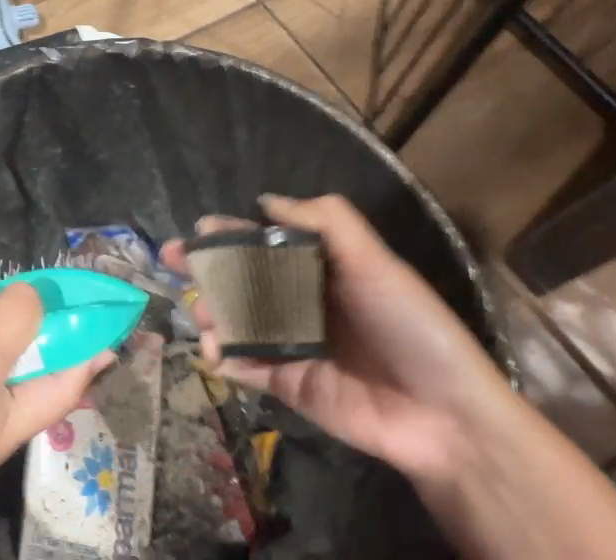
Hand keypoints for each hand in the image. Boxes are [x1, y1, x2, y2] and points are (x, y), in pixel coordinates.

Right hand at [162, 194, 513, 481]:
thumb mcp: (375, 262)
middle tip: (171, 261)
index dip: (230, 234)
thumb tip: (265, 200)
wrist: (444, 416)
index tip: (198, 230)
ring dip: (209, 312)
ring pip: (233, 319)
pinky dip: (221, 357)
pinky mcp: (285, 384)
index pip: (265, 243)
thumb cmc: (411, 327)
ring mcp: (290, 345)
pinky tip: (214, 352)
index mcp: (321, 269)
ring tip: (202, 316)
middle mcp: (301, 302)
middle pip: (240, 279)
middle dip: (204, 269)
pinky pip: (242, 366)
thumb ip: (325, 221)